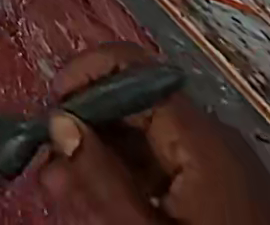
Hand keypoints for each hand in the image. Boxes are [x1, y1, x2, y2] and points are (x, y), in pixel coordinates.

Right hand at [37, 43, 269, 224]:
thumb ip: (100, 177)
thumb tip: (57, 121)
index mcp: (202, 137)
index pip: (132, 69)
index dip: (85, 76)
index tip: (51, 107)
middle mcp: (213, 138)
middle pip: (133, 104)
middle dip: (84, 125)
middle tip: (46, 159)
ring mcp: (221, 167)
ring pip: (143, 137)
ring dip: (98, 154)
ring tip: (60, 186)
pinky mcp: (223, 195)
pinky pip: (162, 165)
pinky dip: (126, 176)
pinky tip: (98, 200)